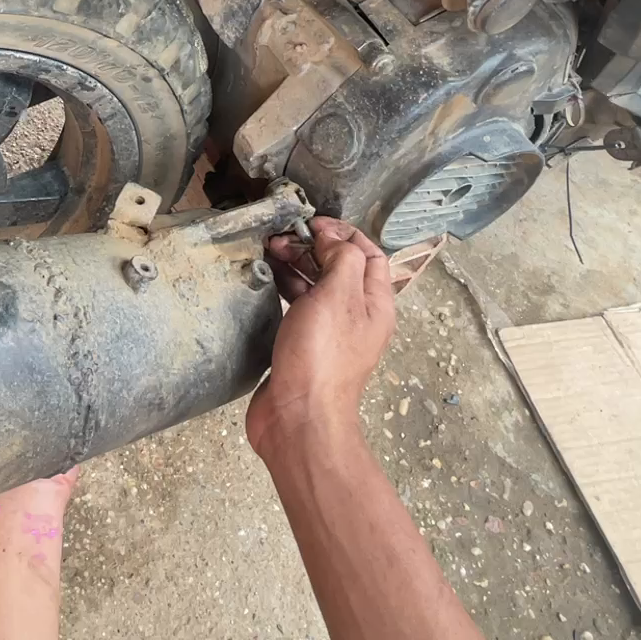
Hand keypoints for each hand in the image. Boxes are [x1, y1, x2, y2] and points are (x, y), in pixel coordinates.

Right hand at [245, 217, 396, 458]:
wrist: (298, 417)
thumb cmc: (321, 355)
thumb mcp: (338, 297)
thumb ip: (340, 259)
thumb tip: (331, 237)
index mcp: (375, 303)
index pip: (369, 253)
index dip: (343, 232)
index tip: (311, 223)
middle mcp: (356, 314)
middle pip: (339, 266)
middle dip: (313, 245)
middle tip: (281, 237)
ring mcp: (328, 329)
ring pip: (316, 283)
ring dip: (295, 262)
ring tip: (268, 250)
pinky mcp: (302, 342)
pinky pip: (297, 303)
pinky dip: (284, 284)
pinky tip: (265, 277)